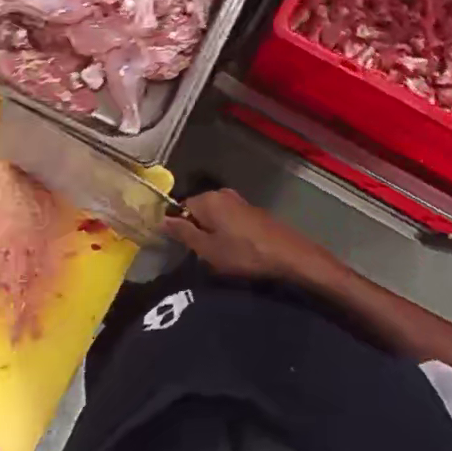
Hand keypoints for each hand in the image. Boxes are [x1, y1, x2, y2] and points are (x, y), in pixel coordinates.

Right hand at [162, 188, 341, 284]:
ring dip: (214, 233)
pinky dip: (228, 233)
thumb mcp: (207, 249)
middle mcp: (223, 194)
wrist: (289, 256)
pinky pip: (230, 219)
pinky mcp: (254, 212)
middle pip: (198, 210)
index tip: (183, 247)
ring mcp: (240, 201)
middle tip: (202, 254)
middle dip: (197, 230)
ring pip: (215, 216)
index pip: (180, 207)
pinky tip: (236, 250)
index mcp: (208, 199)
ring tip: (219, 255)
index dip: (179, 227)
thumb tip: (162, 219)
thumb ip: (183, 232)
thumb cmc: (243, 253)